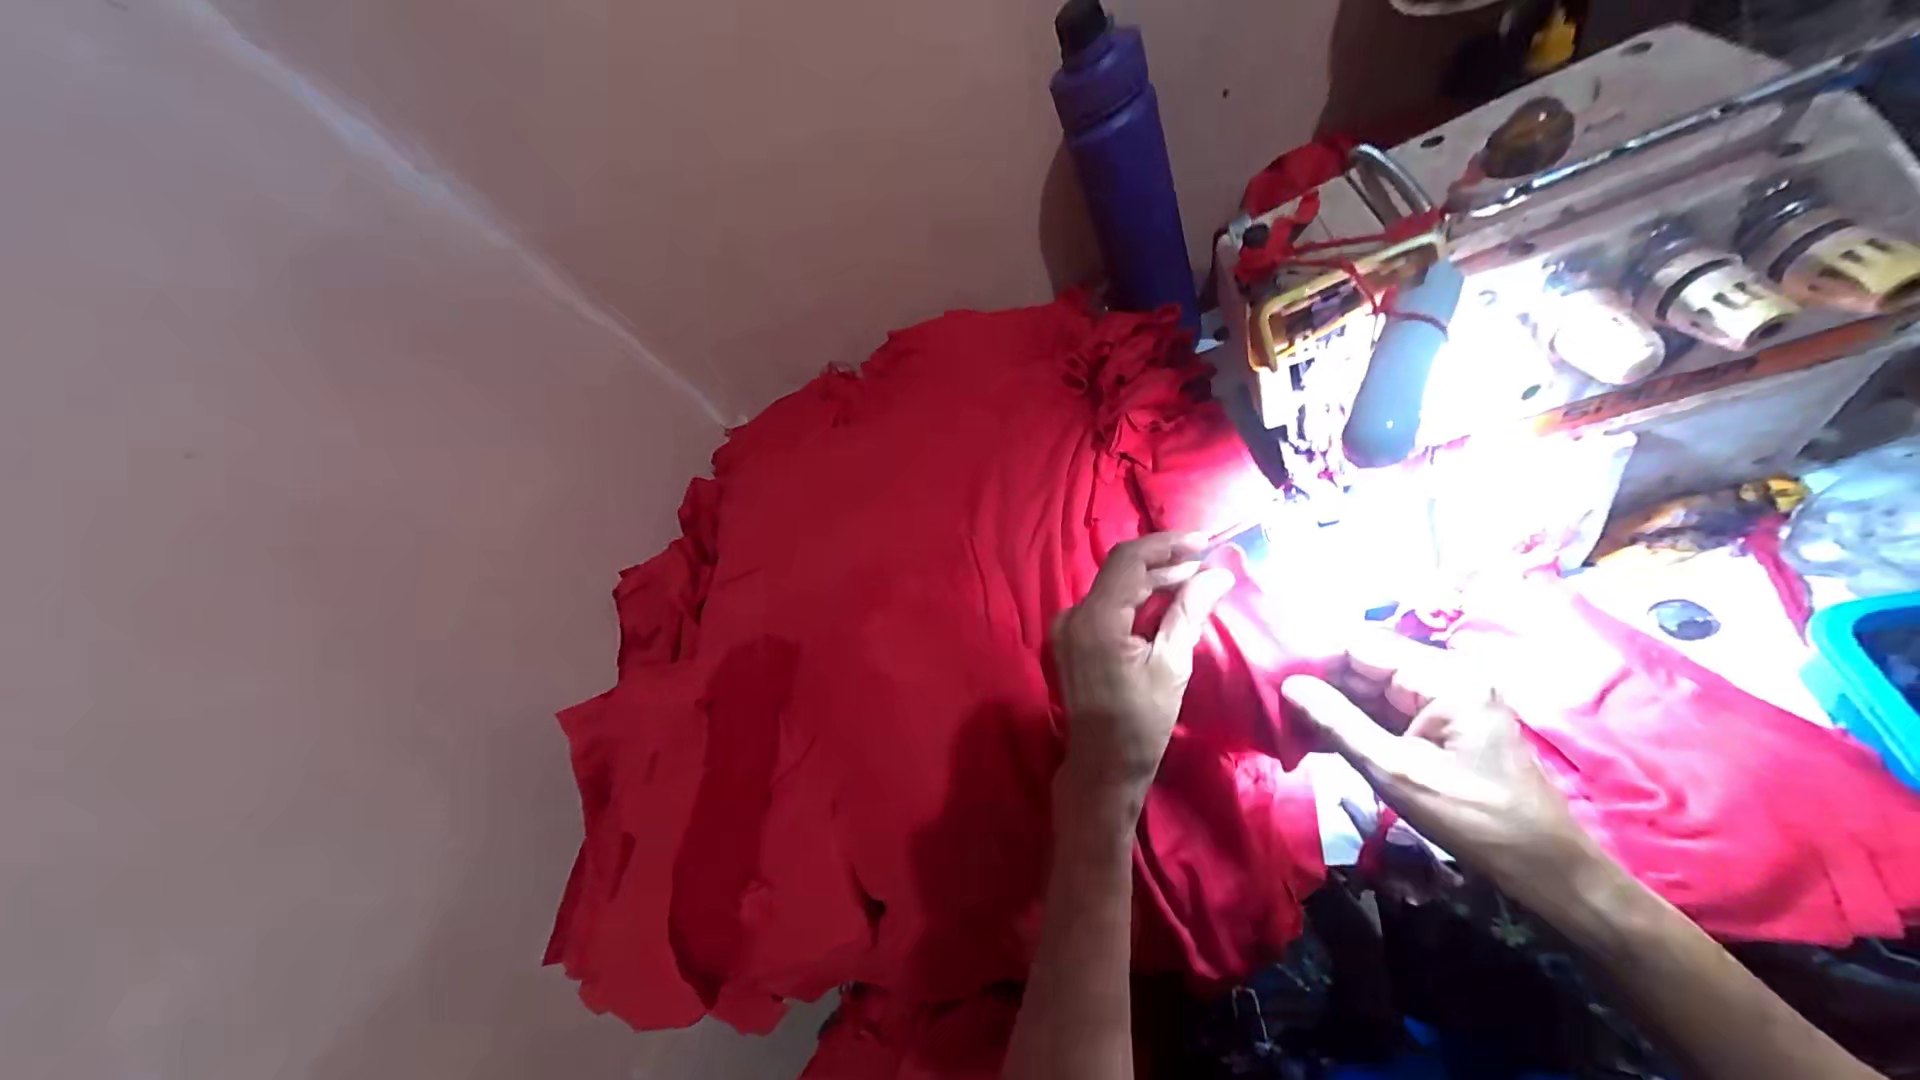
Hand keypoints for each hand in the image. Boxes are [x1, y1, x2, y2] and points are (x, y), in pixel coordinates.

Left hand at [1051, 533, 1235, 801]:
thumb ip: (1189, 613)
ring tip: (1196, 577)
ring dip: (1152, 579)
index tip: (1205, 540)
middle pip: (1120, 570)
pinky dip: (1137, 598)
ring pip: (1114, 586)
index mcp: (1095, 619)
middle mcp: (1073, 615)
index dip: (1167, 544)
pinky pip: (1107, 605)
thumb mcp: (1172, 666)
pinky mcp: (1073, 637)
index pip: (1129, 561)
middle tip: (1208, 560)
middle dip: (1165, 561)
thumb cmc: (1140, 722)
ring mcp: (1068, 626)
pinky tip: (1168, 599)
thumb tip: (1216, 574)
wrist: (1101, 764)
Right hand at [1281, 630, 1598, 897]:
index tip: (1268, 670)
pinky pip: (1379, 709)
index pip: (1359, 646)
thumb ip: (1338, 723)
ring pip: (1365, 687)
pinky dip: (1348, 720)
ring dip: (1327, 703)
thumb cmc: (1474, 819)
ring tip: (1282, 716)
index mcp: (1443, 677)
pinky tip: (1313, 733)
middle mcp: (1442, 676)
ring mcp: (1439, 699)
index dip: (1312, 655)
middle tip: (1268, 698)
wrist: (1543, 869)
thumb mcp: (1395, 771)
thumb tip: (1288, 684)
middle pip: (1360, 664)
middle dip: (1316, 681)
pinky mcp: (1434, 721)